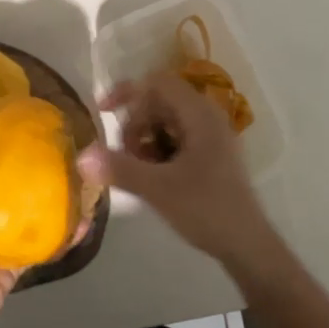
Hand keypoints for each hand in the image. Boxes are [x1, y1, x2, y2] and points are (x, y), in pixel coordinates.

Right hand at [89, 74, 273, 264]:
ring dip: (146, 139)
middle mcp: (208, 117)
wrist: (247, 244)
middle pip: (161, 102)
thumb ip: (119, 169)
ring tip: (139, 170)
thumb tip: (81, 156)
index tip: (104, 113)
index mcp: (200, 114)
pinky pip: (178, 139)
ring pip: (168, 122)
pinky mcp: (213, 155)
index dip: (128, 92)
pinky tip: (155, 179)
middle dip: (136, 123)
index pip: (158, 83)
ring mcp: (213, 137)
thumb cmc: (206, 209)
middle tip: (124, 156)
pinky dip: (160, 151)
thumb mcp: (158, 189)